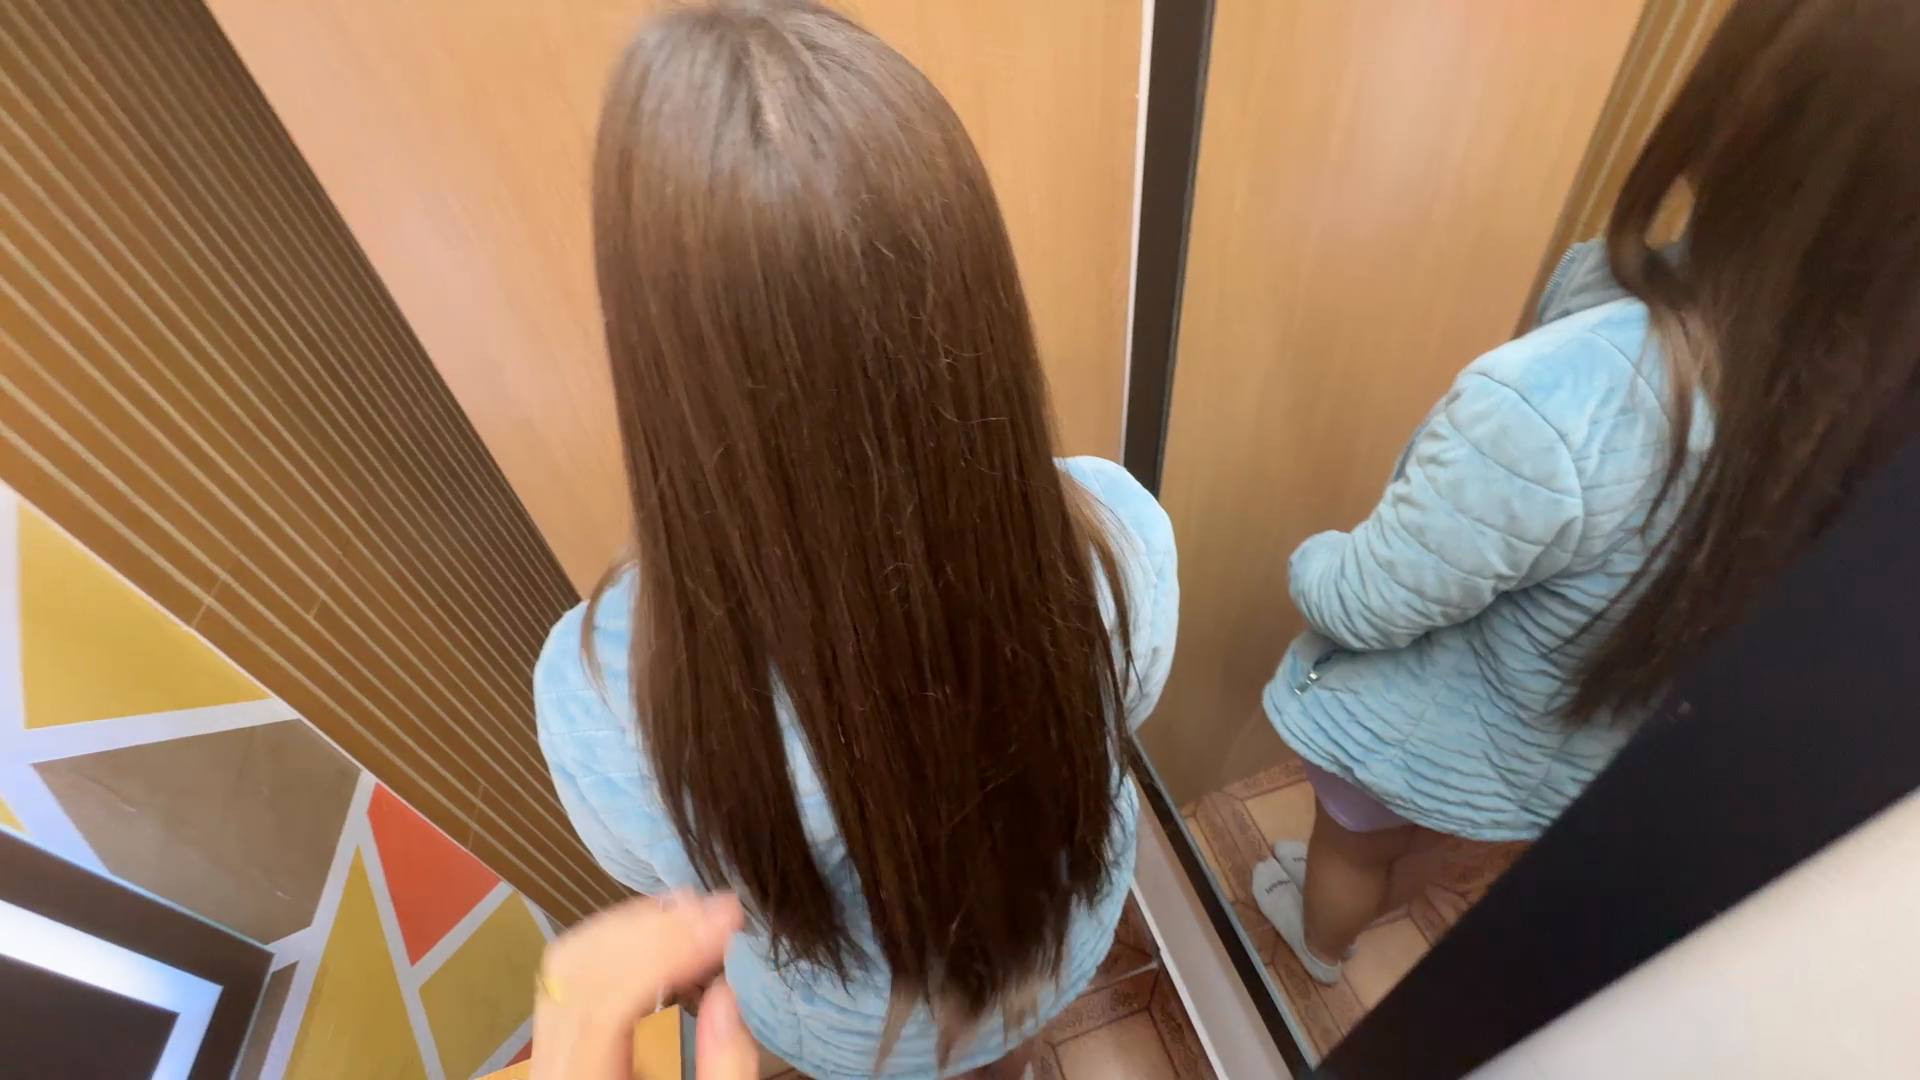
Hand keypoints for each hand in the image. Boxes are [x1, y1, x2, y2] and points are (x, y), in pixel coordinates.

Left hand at [531, 890, 754, 1079]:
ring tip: (702, 914)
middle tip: (722, 911)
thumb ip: (725, 1072)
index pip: (605, 1004)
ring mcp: (543, 1066)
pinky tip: (671, 932)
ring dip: (640, 926)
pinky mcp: (557, 1054)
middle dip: (654, 927)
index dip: (667, 947)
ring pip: (570, 963)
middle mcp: (548, 1077)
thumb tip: (724, 992)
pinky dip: (625, 940)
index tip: (729, 921)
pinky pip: (577, 976)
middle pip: (577, 970)